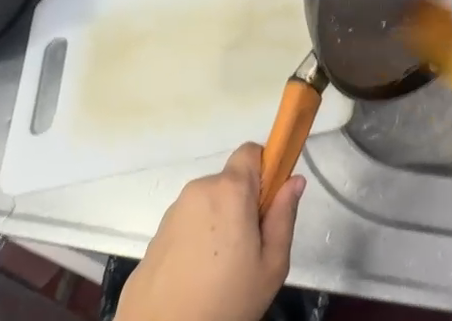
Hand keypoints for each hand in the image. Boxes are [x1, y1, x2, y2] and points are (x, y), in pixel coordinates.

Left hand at [117, 143, 305, 320]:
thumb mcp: (271, 265)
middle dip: (245, 204)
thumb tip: (294, 180)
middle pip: (231, 182)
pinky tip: (200, 274)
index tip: (270, 203)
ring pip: (210, 203)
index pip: (251, 151)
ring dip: (221, 222)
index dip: (265, 170)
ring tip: (224, 268)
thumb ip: (285, 216)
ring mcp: (174, 210)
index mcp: (230, 190)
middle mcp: (199, 189)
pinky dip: (199, 238)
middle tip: (251, 247)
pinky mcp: (157, 232)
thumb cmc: (226, 300)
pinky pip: (190, 222)